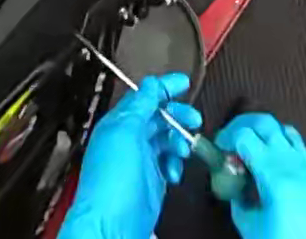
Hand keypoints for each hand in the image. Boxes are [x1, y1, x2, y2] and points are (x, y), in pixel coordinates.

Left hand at [59, 73, 202, 238]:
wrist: (110, 229)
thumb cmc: (114, 177)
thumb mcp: (126, 133)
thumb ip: (140, 106)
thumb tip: (152, 83)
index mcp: (120, 121)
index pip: (144, 95)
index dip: (164, 87)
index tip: (185, 82)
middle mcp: (130, 137)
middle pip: (158, 116)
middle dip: (177, 115)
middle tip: (195, 120)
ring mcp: (142, 160)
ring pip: (166, 139)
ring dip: (178, 140)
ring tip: (184, 150)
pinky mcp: (152, 181)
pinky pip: (168, 162)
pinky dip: (175, 163)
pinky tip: (175, 173)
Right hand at [216, 113, 305, 238]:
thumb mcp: (251, 229)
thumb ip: (238, 202)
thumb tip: (234, 188)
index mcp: (271, 169)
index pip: (243, 134)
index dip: (227, 137)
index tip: (219, 149)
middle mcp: (291, 159)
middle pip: (265, 122)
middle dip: (245, 126)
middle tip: (234, 142)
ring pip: (287, 130)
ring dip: (269, 134)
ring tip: (259, 151)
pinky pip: (305, 149)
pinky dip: (291, 149)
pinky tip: (285, 164)